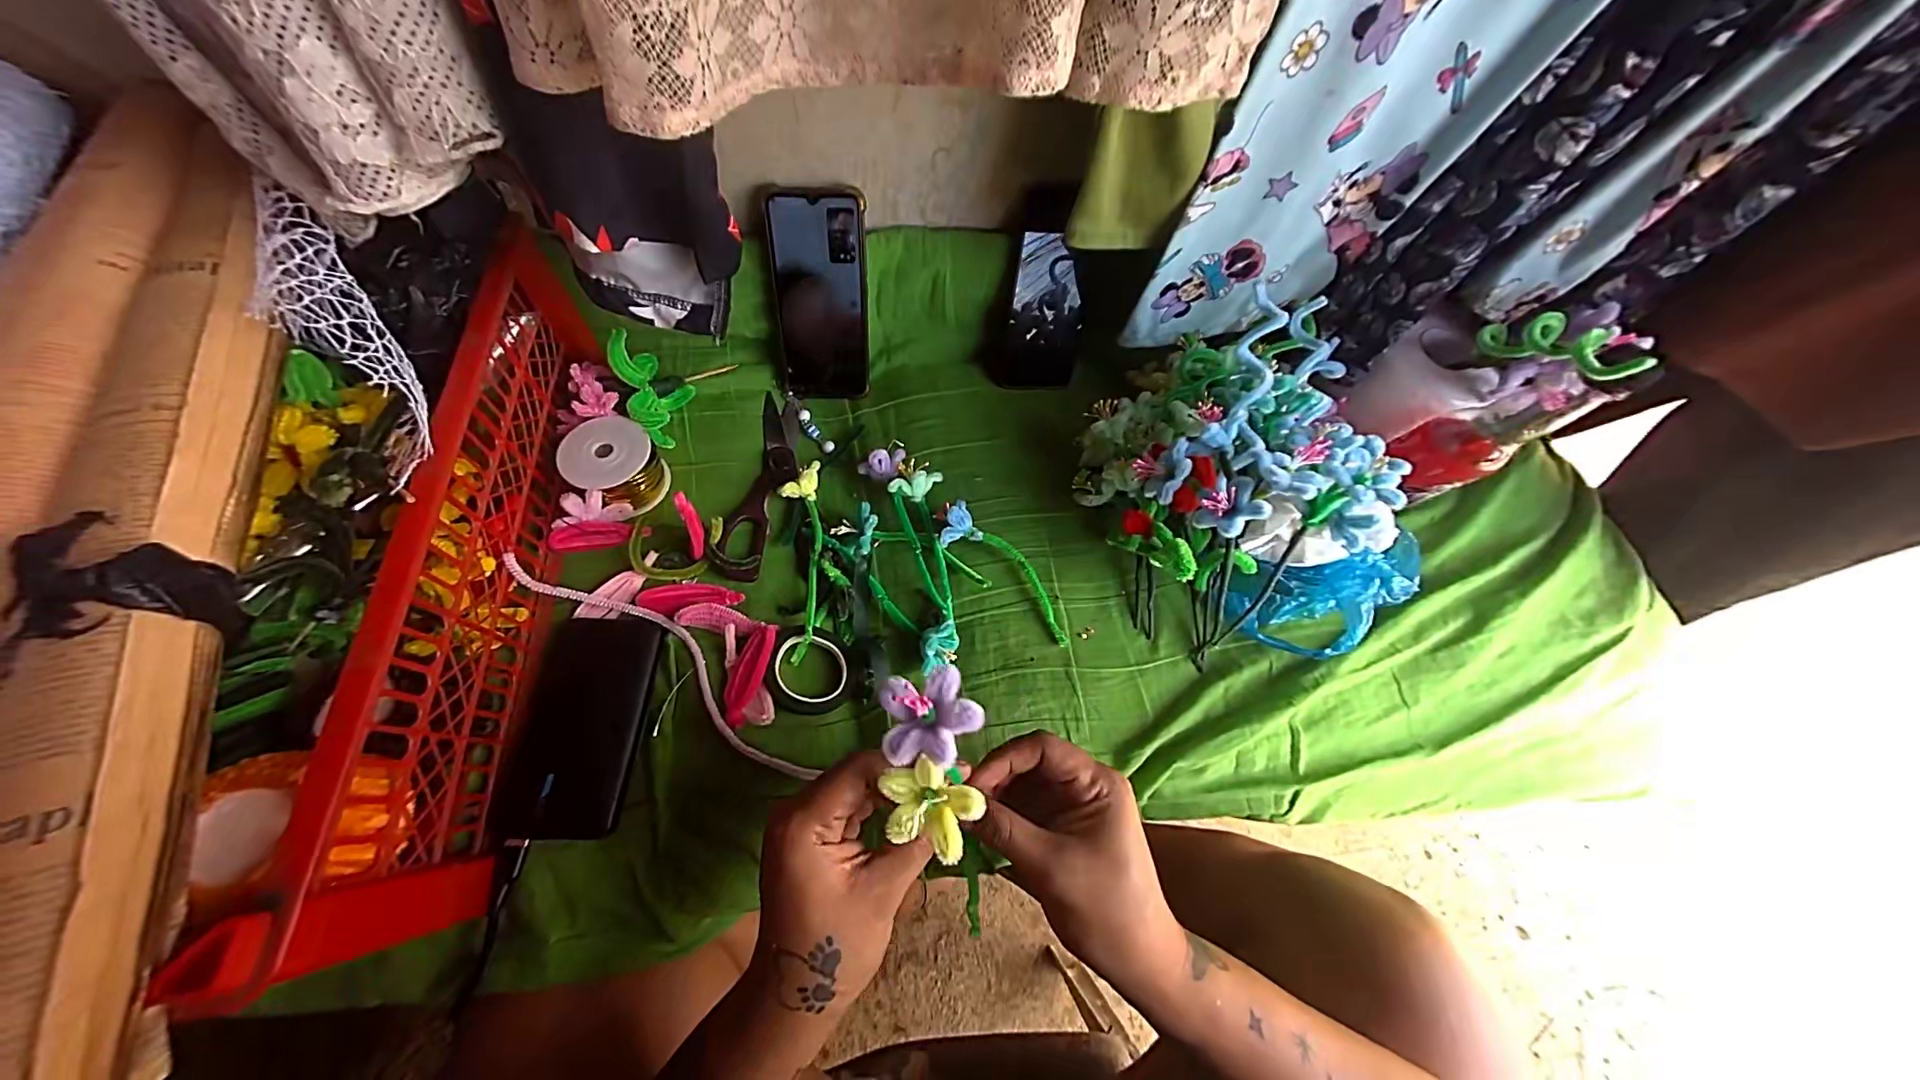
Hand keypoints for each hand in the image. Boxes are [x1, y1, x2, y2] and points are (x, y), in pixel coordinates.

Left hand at [755, 750, 931, 1016]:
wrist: (794, 993)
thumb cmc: (835, 948)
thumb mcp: (882, 891)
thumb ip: (916, 840)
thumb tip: (951, 803)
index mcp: (804, 820)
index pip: (859, 768)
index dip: (905, 765)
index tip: (945, 769)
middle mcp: (796, 809)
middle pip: (858, 773)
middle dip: (905, 776)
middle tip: (948, 780)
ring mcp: (800, 820)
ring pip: (856, 787)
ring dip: (896, 791)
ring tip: (937, 791)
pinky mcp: (809, 833)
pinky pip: (849, 805)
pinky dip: (880, 807)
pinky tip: (911, 810)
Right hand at [965, 732, 1184, 991]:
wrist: (1138, 959)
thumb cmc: (1105, 908)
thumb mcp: (1050, 866)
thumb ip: (1004, 830)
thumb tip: (960, 806)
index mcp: (1096, 782)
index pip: (1042, 748)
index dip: (1003, 760)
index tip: (971, 786)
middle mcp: (1084, 786)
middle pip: (1029, 765)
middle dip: (994, 780)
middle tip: (959, 802)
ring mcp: (1072, 807)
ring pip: (1023, 788)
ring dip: (993, 800)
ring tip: (964, 818)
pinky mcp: (1061, 830)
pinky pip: (1024, 811)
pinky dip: (1000, 819)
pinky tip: (979, 831)